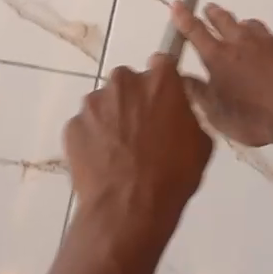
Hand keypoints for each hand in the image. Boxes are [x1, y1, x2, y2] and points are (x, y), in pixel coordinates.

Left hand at [64, 53, 211, 244]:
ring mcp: (94, 103)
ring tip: (119, 153)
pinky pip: (85, 127)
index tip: (163, 98)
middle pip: (128, 82)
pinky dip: (92, 140)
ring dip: (111, 119)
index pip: (162, 63)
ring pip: (104, 104)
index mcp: (160, 81)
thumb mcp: (200, 145)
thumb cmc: (173, 176)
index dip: (163, 80)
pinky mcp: (72, 126)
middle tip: (141, 131)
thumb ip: (187, 117)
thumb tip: (178, 115)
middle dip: (134, 100)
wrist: (129, 210)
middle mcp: (124, 82)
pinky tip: (103, 163)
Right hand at [170, 2, 272, 148]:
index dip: (184, 18)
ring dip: (244, 25)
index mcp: (219, 57)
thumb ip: (198, 93)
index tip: (178, 5)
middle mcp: (241, 42)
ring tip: (242, 29)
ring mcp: (268, 40)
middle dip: (213, 13)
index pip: (195, 31)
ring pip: (252, 25)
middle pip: (224, 20)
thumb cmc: (254, 117)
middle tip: (209, 9)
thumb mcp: (218, 114)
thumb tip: (181, 78)